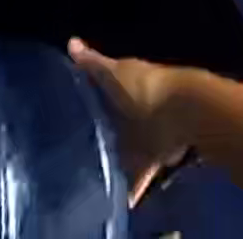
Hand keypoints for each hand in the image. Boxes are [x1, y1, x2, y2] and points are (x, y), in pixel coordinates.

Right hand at [67, 38, 198, 203]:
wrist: (180, 113)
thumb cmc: (142, 88)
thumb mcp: (112, 74)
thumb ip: (92, 63)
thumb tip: (71, 41)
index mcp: (122, 83)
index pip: (100, 87)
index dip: (85, 95)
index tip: (62, 107)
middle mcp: (132, 106)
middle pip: (111, 120)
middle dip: (98, 131)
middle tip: (70, 149)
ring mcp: (144, 132)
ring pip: (123, 148)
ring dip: (113, 160)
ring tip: (88, 179)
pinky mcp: (154, 157)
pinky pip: (139, 174)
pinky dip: (133, 187)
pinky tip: (120, 201)